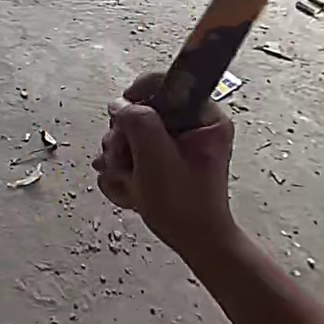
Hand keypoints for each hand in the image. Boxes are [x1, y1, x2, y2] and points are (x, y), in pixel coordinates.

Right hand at [93, 72, 238, 257]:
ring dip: (119, 153)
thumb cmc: (184, 204)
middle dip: (124, 136)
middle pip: (141, 109)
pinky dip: (123, 164)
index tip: (122, 116)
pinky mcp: (162, 155)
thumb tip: (119, 105)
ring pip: (131, 130)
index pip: (165, 83)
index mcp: (204, 117)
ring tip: (126, 177)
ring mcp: (174, 140)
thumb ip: (137, 122)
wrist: (193, 240)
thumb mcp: (157, 158)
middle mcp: (190, 123)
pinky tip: (126, 182)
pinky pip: (131, 148)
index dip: (138, 94)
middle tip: (124, 160)